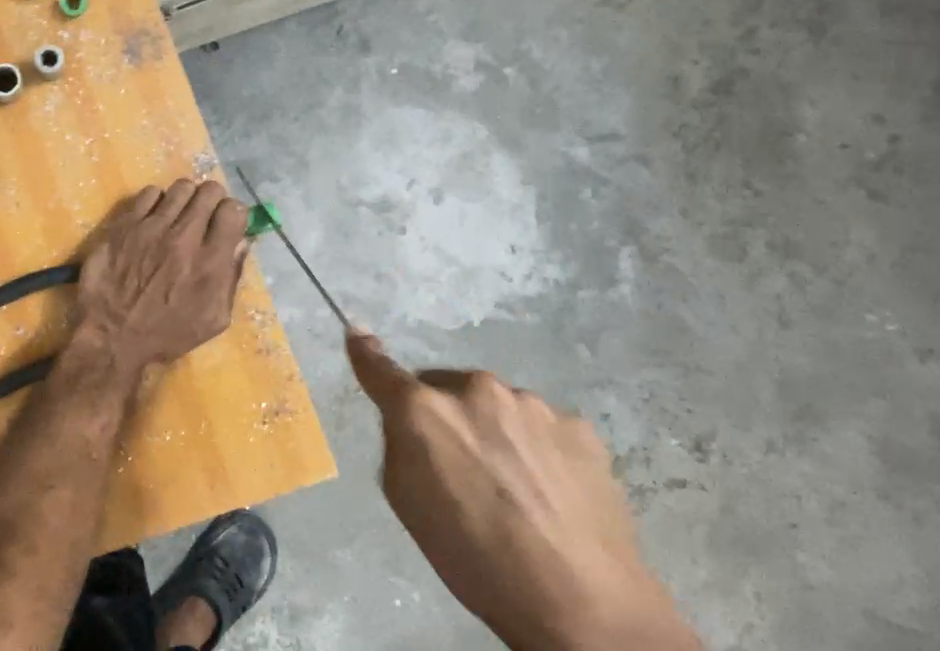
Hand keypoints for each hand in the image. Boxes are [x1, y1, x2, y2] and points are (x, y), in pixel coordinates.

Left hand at [70, 179, 248, 375]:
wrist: (112, 335)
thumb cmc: (166, 334)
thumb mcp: (215, 319)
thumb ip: (232, 277)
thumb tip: (242, 241)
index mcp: (210, 263)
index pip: (234, 210)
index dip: (233, 213)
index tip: (225, 223)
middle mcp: (184, 238)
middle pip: (209, 191)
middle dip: (212, 200)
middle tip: (204, 215)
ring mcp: (151, 227)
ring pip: (180, 188)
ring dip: (185, 198)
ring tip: (178, 214)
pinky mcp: (125, 224)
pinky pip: (148, 194)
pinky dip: (156, 202)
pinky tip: (153, 218)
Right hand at [348, 333, 700, 650]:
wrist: (583, 604)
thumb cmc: (475, 559)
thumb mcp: (407, 502)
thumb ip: (400, 444)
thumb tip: (410, 420)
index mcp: (424, 410)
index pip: (381, 370)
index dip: (365, 352)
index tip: (356, 334)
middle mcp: (476, 391)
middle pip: (446, 390)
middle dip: (446, 416)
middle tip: (460, 467)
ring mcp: (533, 405)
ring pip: (497, 407)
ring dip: (494, 431)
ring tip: (514, 488)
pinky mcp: (579, 427)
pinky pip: (541, 427)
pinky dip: (536, 449)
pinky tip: (549, 492)